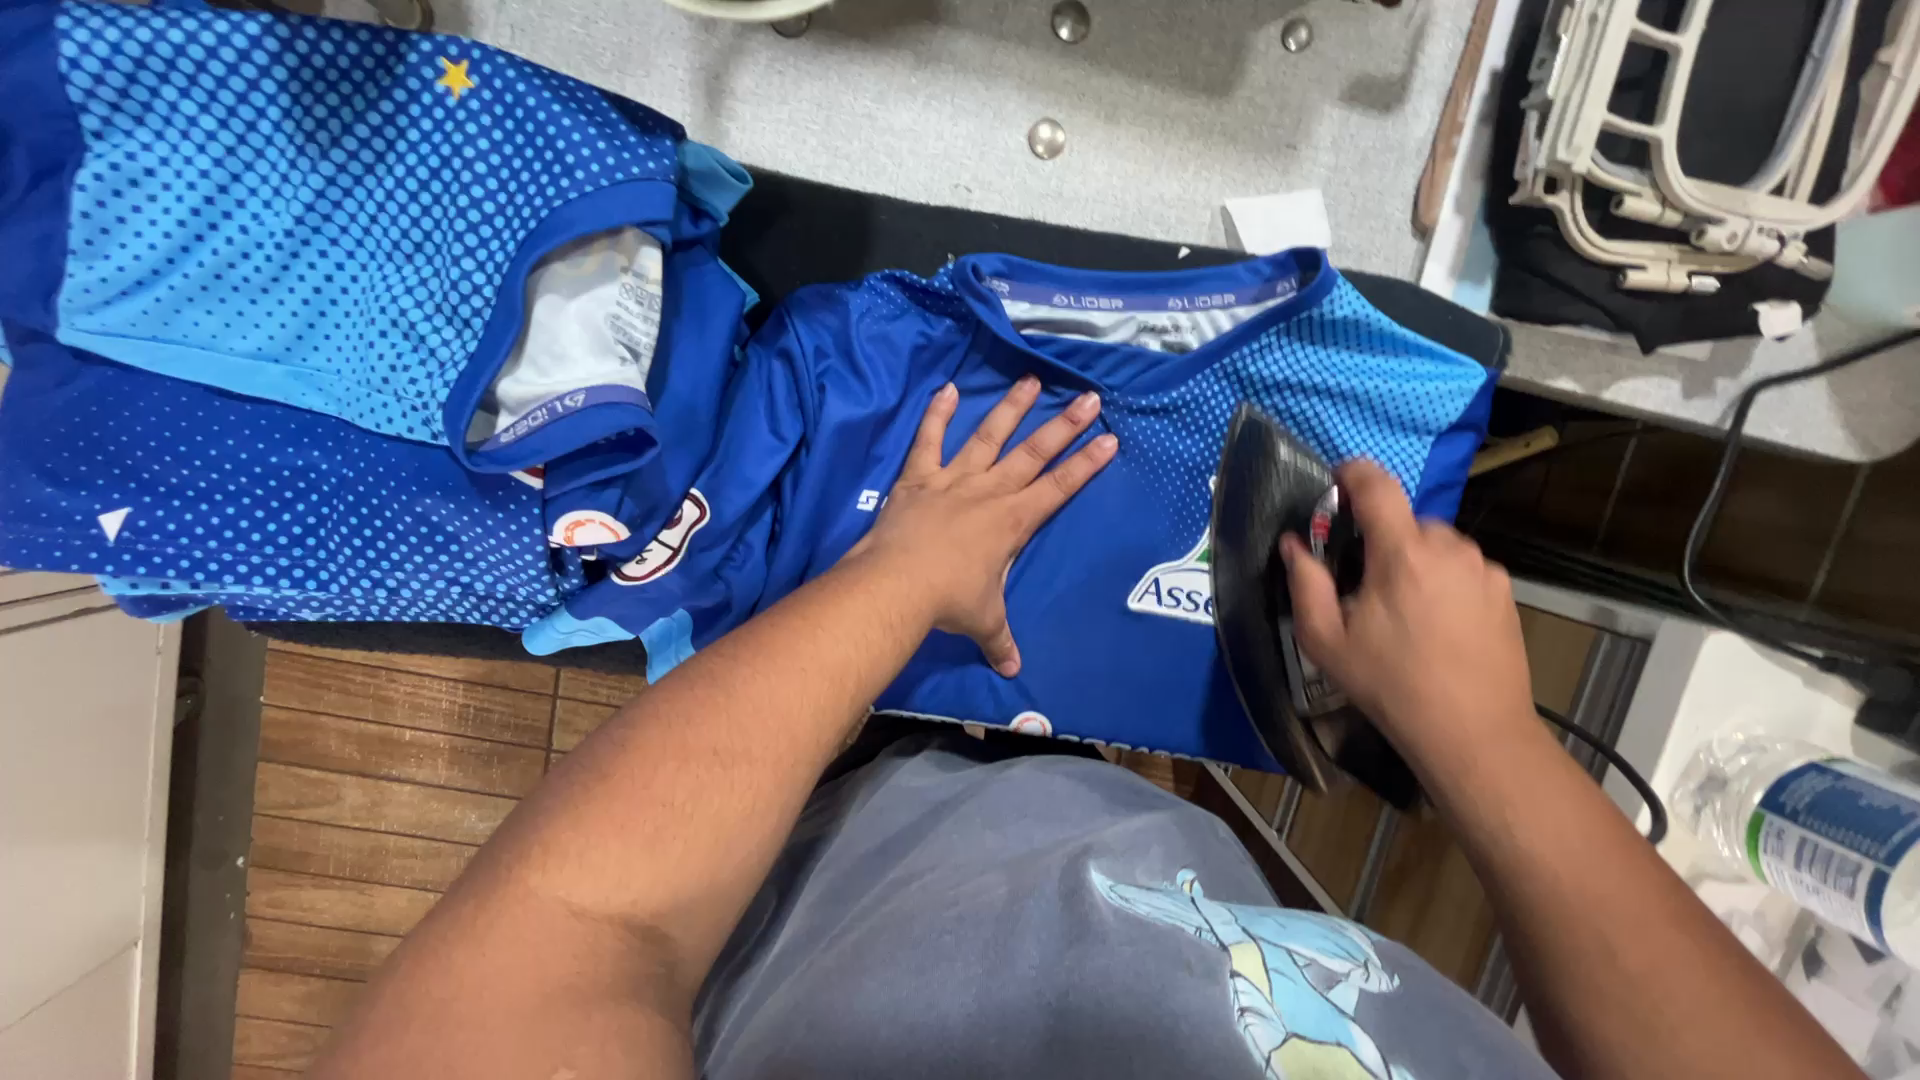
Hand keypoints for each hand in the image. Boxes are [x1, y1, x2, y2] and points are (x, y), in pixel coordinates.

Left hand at [846, 376, 1117, 676]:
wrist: (897, 584)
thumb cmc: (948, 602)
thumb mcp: (983, 622)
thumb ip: (1000, 641)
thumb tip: (1012, 672)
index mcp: (1013, 522)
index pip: (1059, 489)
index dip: (1086, 466)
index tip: (1110, 440)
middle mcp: (988, 492)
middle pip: (1033, 453)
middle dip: (1064, 426)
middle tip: (1089, 398)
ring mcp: (953, 480)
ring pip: (987, 437)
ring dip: (1010, 409)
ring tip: (1031, 381)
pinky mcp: (918, 478)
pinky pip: (928, 440)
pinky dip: (936, 415)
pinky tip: (946, 388)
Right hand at [1280, 460, 1535, 759]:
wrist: (1472, 731)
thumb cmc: (1389, 684)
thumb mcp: (1325, 639)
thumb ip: (1304, 582)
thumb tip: (1294, 544)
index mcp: (1402, 553)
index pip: (1377, 486)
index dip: (1352, 473)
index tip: (1335, 482)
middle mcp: (1449, 548)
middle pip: (1405, 520)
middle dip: (1380, 539)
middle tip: (1361, 582)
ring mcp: (1483, 568)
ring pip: (1435, 544)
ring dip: (1412, 559)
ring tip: (1400, 608)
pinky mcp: (1504, 590)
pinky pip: (1461, 567)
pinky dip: (1441, 579)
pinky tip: (1434, 622)